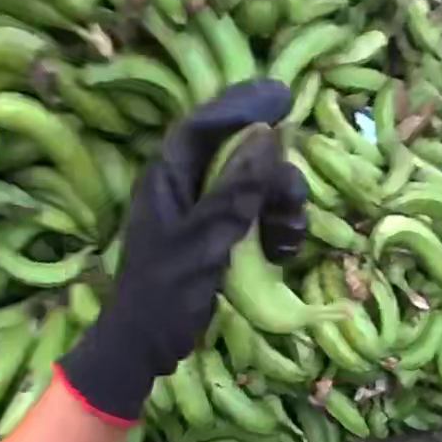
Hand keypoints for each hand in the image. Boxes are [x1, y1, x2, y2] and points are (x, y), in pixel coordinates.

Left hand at [57, 81, 305, 422]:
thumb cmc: (166, 292)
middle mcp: (186, 186)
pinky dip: (274, 230)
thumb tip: (270, 135)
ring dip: (280, 208)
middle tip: (294, 204)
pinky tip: (283, 253)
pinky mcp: (216, 236)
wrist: (147, 343)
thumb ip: (236, 189)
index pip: (206, 124)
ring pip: (253, 187)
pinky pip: (253, 217)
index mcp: (169, 177)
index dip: (244, 105)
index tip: (285, 97)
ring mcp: (201, 212)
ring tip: (290, 240)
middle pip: (239, 156)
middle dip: (274, 176)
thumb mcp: (205, 240)